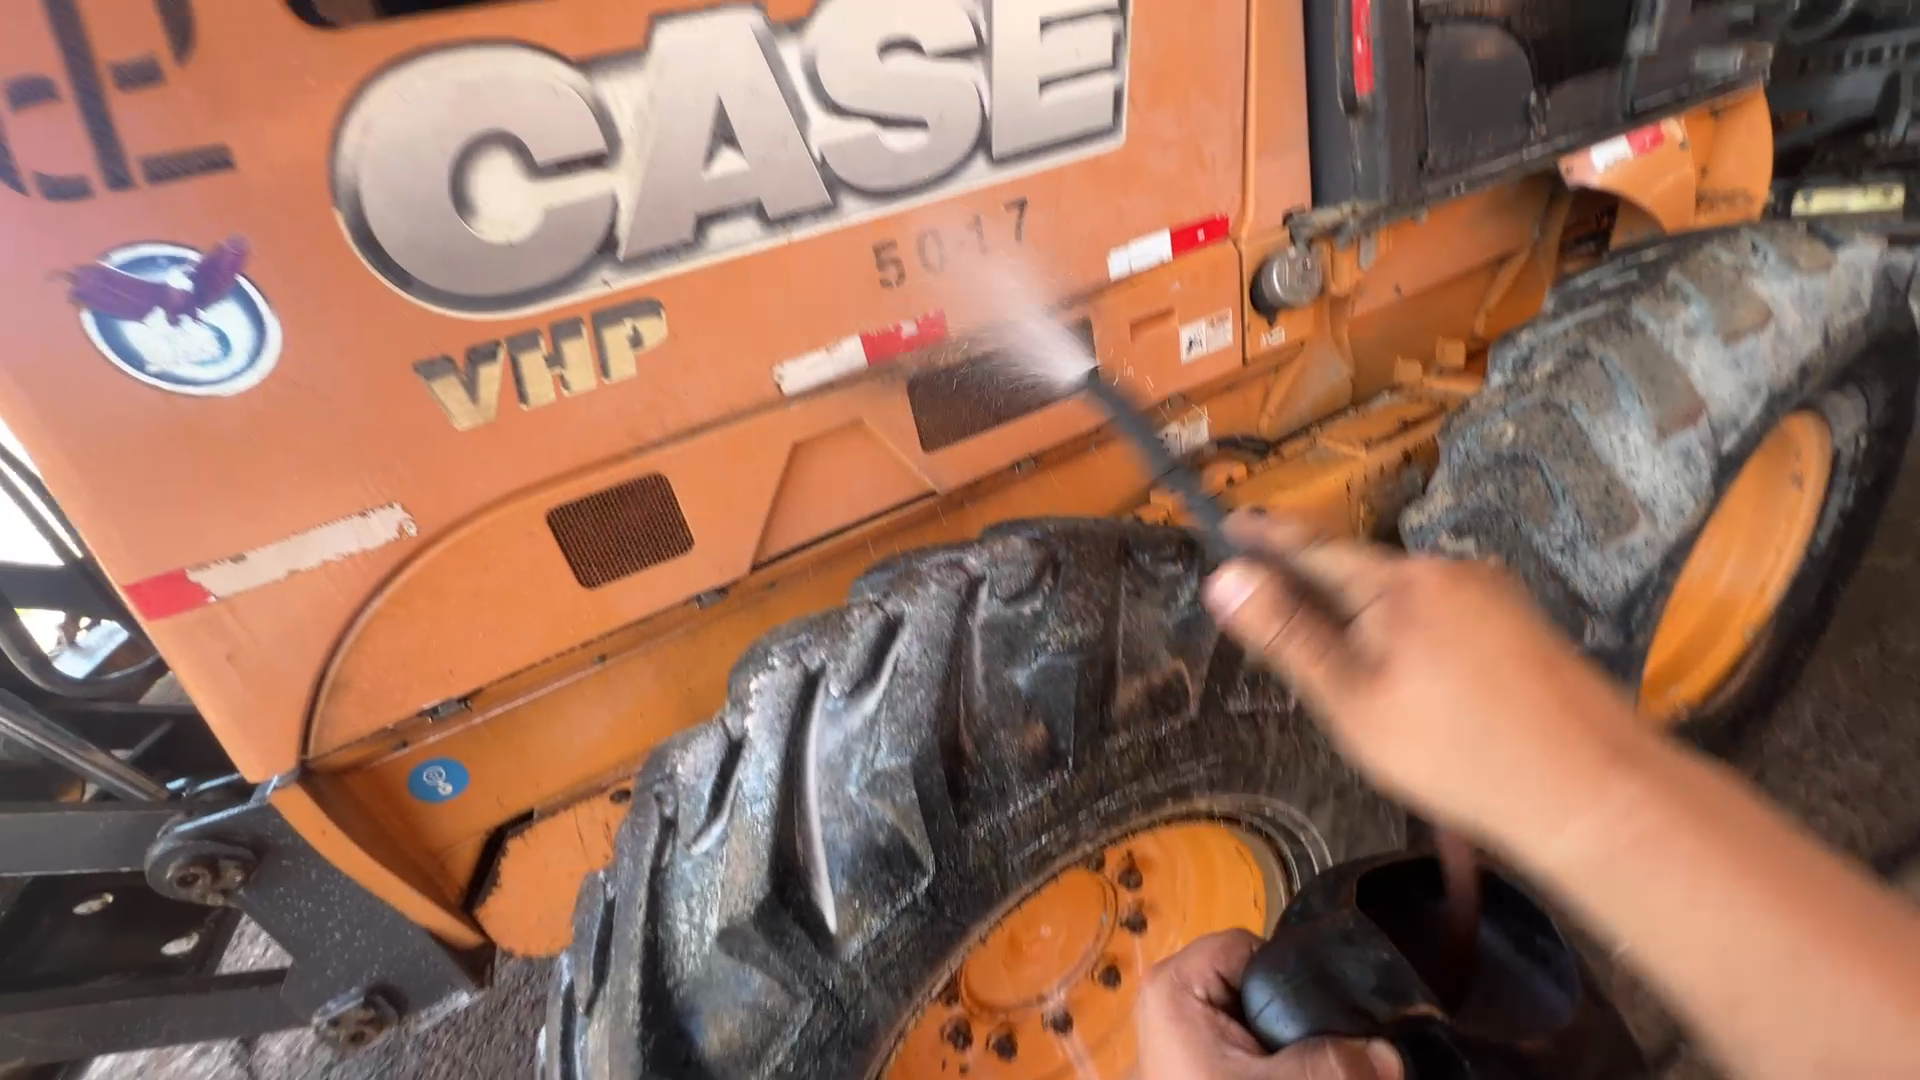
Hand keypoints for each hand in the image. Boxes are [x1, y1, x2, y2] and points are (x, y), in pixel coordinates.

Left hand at [1138, 931, 1401, 1079]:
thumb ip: (1327, 1065)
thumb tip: (1391, 1052)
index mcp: (1176, 984)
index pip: (1245, 949)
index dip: (1290, 976)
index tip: (1329, 1017)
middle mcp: (1174, 995)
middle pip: (1253, 983)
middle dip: (1295, 1017)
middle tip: (1338, 1050)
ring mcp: (1184, 1029)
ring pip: (1256, 1019)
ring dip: (1292, 1047)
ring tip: (1328, 1066)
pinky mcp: (1198, 1059)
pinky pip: (1247, 1046)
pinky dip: (1277, 1063)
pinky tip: (1303, 1073)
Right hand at [1201, 512, 1653, 840]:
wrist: (1598, 796)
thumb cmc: (1454, 751)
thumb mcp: (1349, 699)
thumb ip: (1286, 635)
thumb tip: (1225, 577)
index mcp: (1399, 583)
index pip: (1312, 549)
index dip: (1266, 538)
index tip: (1230, 523)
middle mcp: (1446, 570)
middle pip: (1357, 574)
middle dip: (1318, 600)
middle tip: (1296, 653)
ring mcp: (1490, 593)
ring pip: (1398, 598)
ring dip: (1364, 623)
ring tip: (1359, 687)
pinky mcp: (1518, 621)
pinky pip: (1438, 614)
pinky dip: (1405, 636)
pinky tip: (1416, 688)